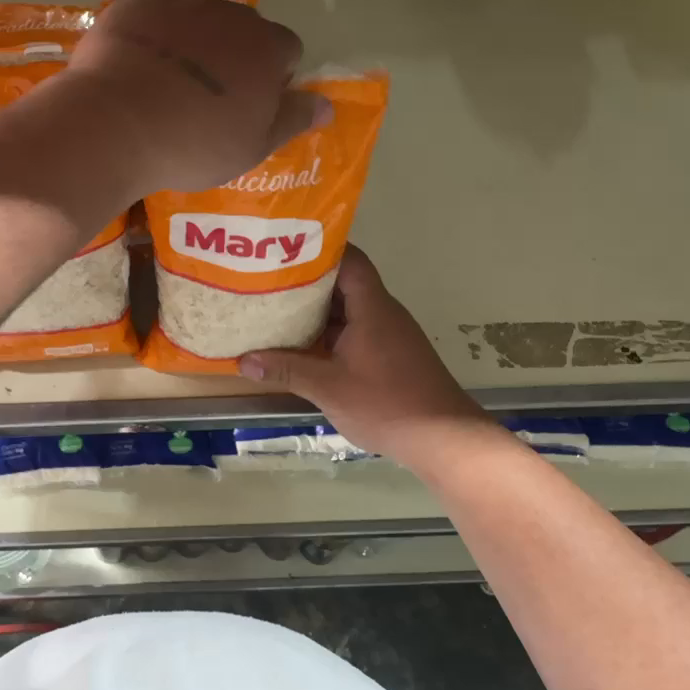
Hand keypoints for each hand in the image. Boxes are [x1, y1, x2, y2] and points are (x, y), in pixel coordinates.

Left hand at [66, 0, 330, 194]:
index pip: (286, 52)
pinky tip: (130, 73)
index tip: (247, 109)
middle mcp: (227, 13)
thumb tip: (327, 105)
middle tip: (205, 102)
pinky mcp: (132, 7)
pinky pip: (149, 20)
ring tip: (163, 88)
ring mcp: (177, 4)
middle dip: (230, 58)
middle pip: (240, 31)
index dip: (272, 80)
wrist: (116, 123)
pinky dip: (146, 40)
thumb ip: (293, 119)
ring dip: (188, 46)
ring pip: (193, 22)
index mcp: (266, 45)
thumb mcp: (254, 145)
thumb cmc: (194, 143)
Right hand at [237, 246, 493, 461]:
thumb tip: (243, 360)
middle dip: (307, 281)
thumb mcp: (328, 387)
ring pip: (348, 311)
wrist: (445, 442)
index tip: (285, 248)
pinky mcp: (391, 356)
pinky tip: (303, 345)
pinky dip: (329, 333)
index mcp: (372, 307)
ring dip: (316, 311)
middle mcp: (383, 313)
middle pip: (344, 283)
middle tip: (267, 279)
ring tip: (276, 309)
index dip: (319, 249)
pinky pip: (355, 331)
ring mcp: (389, 336)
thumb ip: (286, 369)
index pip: (349, 260)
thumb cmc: (387, 404)